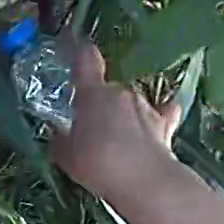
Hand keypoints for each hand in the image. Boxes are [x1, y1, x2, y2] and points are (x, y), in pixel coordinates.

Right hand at [51, 42, 181, 203]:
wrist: (143, 182)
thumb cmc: (97, 162)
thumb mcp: (65, 155)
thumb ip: (60, 139)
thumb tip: (58, 135)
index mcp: (93, 93)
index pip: (86, 60)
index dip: (79, 50)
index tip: (73, 41)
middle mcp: (121, 92)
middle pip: (107, 89)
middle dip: (99, 104)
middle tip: (89, 128)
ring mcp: (146, 107)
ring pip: (130, 103)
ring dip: (123, 115)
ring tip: (116, 142)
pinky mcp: (166, 125)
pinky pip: (161, 114)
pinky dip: (157, 118)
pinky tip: (155, 128)